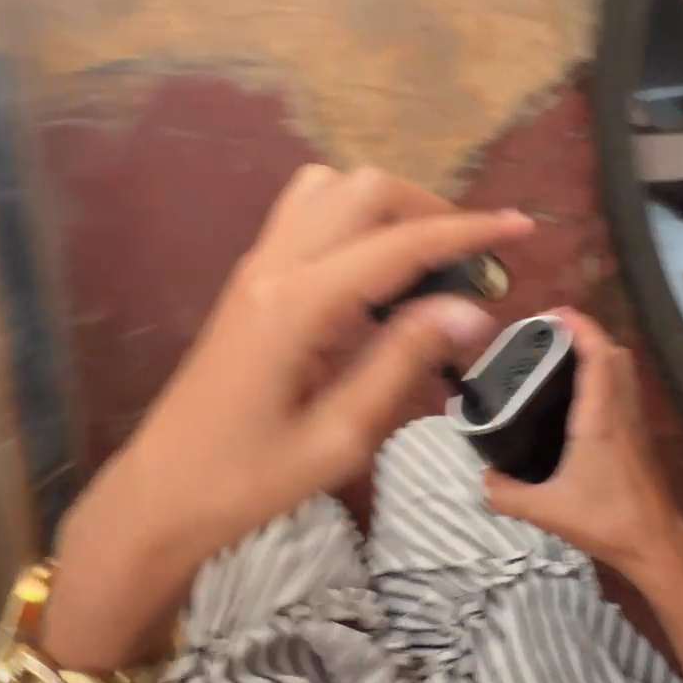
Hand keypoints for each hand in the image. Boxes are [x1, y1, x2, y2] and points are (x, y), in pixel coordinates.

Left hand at [47, 166, 532, 663]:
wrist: (161, 495)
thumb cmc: (250, 481)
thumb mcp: (340, 436)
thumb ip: (405, 360)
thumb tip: (473, 309)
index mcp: (298, 305)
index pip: (401, 244)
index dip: (469, 231)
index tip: (521, 227)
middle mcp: (275, 264)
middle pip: (365, 189)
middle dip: (432, 211)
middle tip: (470, 264)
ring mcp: (258, 263)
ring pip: (334, 188)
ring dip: (391, 208)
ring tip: (426, 260)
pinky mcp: (253, 275)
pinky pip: (309, 211)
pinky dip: (356, 218)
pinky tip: (376, 272)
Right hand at [483, 310, 682, 584]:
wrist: (656, 542)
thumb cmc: (606, 520)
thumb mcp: (547, 510)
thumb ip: (507, 494)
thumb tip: (482, 478)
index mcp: (600, 415)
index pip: (596, 353)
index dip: (577, 325)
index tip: (549, 314)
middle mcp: (620, 408)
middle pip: (612, 351)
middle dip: (584, 333)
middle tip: (547, 337)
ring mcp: (634, 419)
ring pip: (622, 367)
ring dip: (596, 351)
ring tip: (558, 358)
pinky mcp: (638, 432)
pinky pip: (623, 386)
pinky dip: (603, 372)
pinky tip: (577, 395)